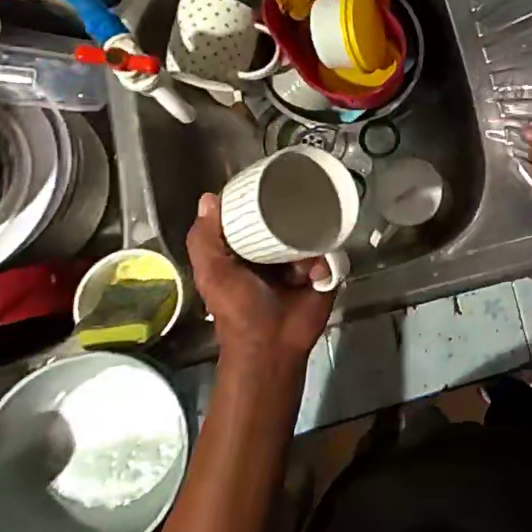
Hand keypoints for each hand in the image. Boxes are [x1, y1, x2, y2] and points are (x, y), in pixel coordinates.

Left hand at [186, 192, 335, 369]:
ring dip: (307, 244)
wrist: (271, 345)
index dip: (256, 202)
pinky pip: (328, 256)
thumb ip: (203, 238)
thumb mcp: (211, 272)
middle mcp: (273, 253)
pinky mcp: (322, 275)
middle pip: (286, 222)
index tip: (266, 185)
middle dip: (290, 219)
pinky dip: (322, 263)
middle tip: (293, 220)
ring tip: (300, 264)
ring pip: (310, 237)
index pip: (252, 216)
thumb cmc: (237, 308)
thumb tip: (208, 198)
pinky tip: (312, 275)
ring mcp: (300, 263)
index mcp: (244, 250)